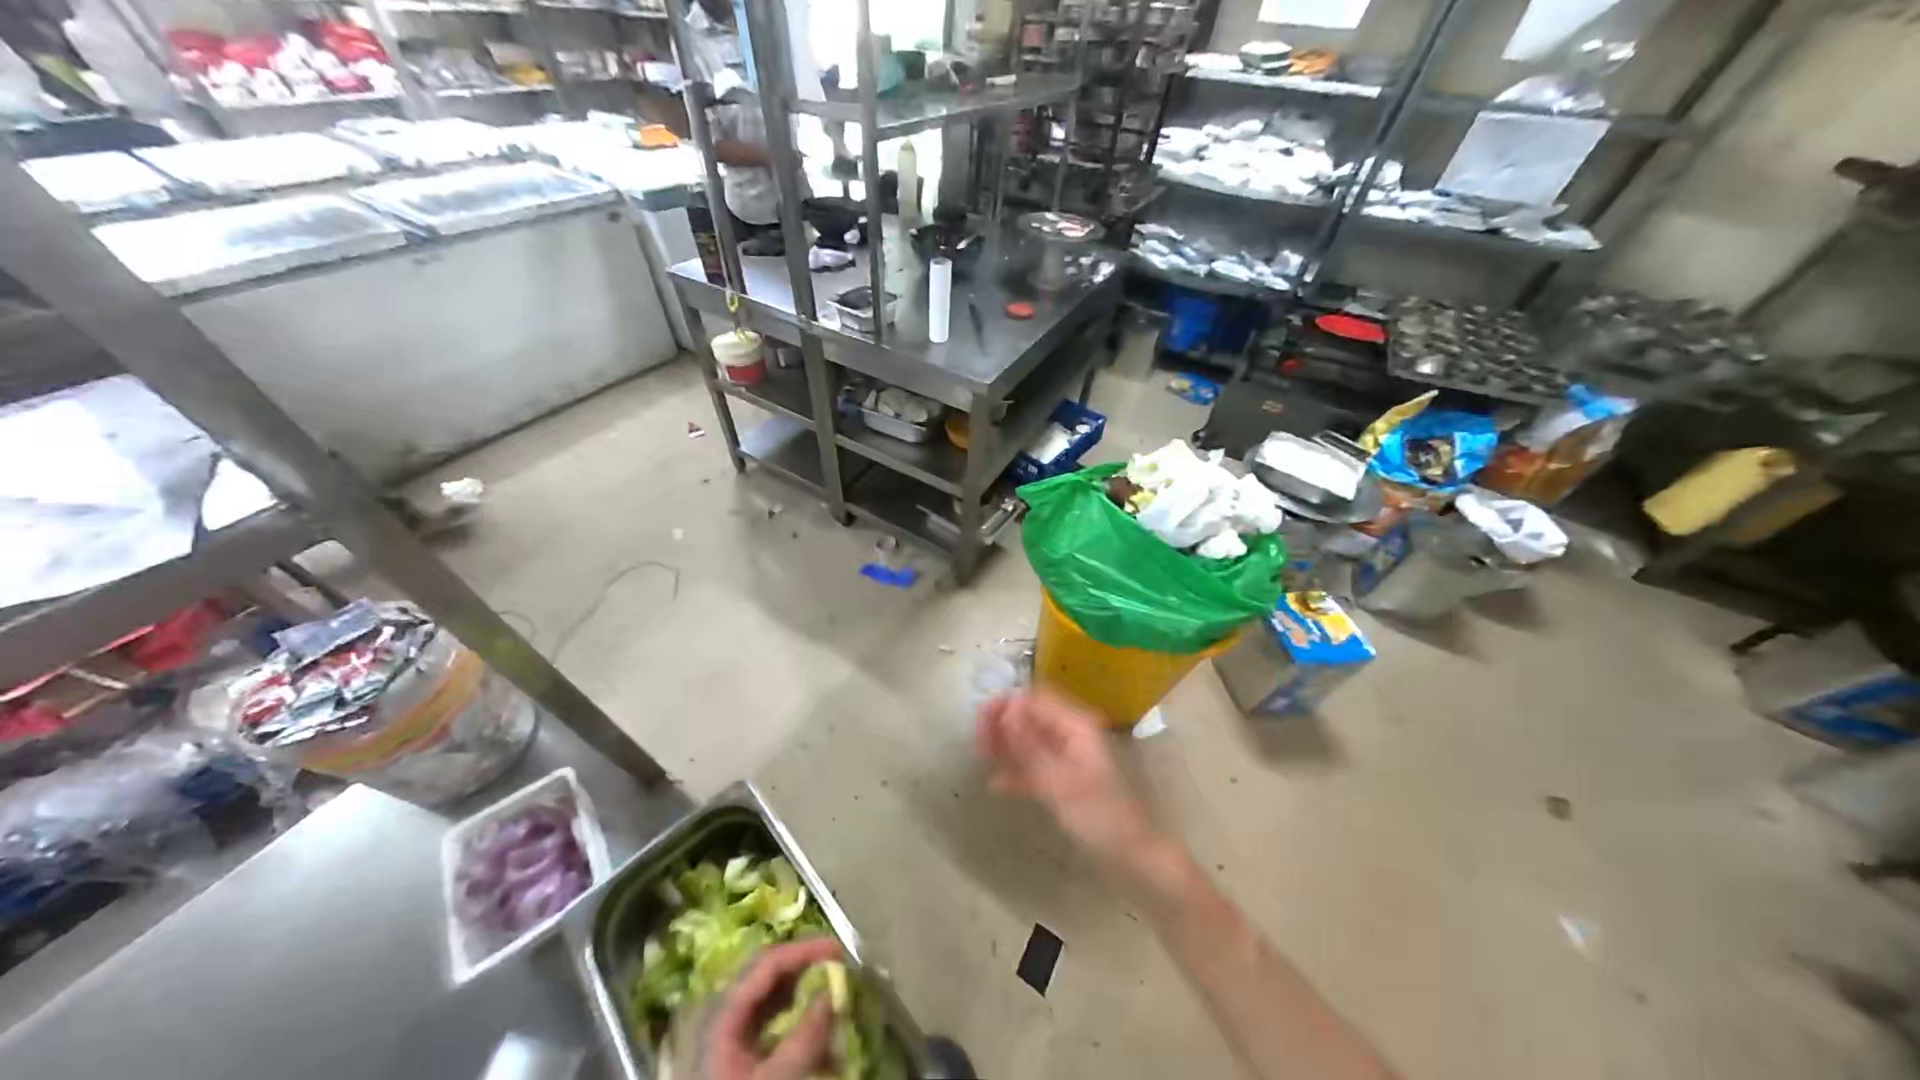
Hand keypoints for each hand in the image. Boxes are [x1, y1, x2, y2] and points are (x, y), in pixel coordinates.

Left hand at [696, 939, 840, 1079]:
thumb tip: (833, 995)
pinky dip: (794, 1018)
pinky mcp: (732, 1052)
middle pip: (765, 972)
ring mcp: (724, 1032)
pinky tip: (818, 1034)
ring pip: (767, 994)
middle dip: (804, 966)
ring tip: (834, 996)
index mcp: (721, 1014)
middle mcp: (719, 1013)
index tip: (840, 951)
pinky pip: (766, 1020)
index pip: (767, 963)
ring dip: (802, 991)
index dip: (804, 950)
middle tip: (838, 966)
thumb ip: (804, 1039)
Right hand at [978, 690, 1155, 868]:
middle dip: (1004, 723)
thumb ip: (1030, 746)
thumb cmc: (1101, 818)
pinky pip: (1037, 765)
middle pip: (1032, 717)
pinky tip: (998, 784)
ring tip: (980, 754)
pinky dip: (1019, 771)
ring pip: (1032, 740)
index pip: (1036, 700)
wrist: (1133, 859)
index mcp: (1078, 726)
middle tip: (977, 740)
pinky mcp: (1067, 780)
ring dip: (1007, 745)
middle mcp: (1074, 735)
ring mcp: (1070, 757)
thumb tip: (1008, 708)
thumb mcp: (1060, 782)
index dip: (1007, 704)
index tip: (980, 719)